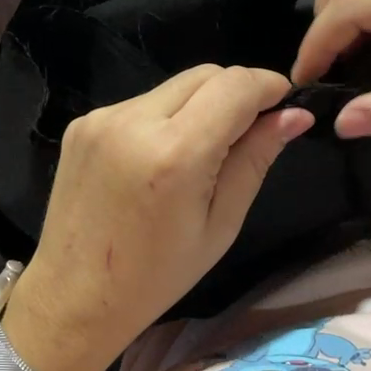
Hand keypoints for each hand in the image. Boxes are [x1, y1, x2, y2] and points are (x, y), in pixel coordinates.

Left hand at [3, 65, 313, 370]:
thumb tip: (296, 115)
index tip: (285, 103)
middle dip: (236, 92)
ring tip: (201, 154)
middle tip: (250, 131)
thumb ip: (254, 160)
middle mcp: (134, 122)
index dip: (268, 86)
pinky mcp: (82, 123)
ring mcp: (102, 118)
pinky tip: (160, 161)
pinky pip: (141, 103)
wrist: (74, 295)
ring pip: (173, 87)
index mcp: (175, 154)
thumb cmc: (156, 276)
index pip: (235, 85)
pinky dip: (164, 118)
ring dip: (200, 105)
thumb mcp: (220, 224)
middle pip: (205, 74)